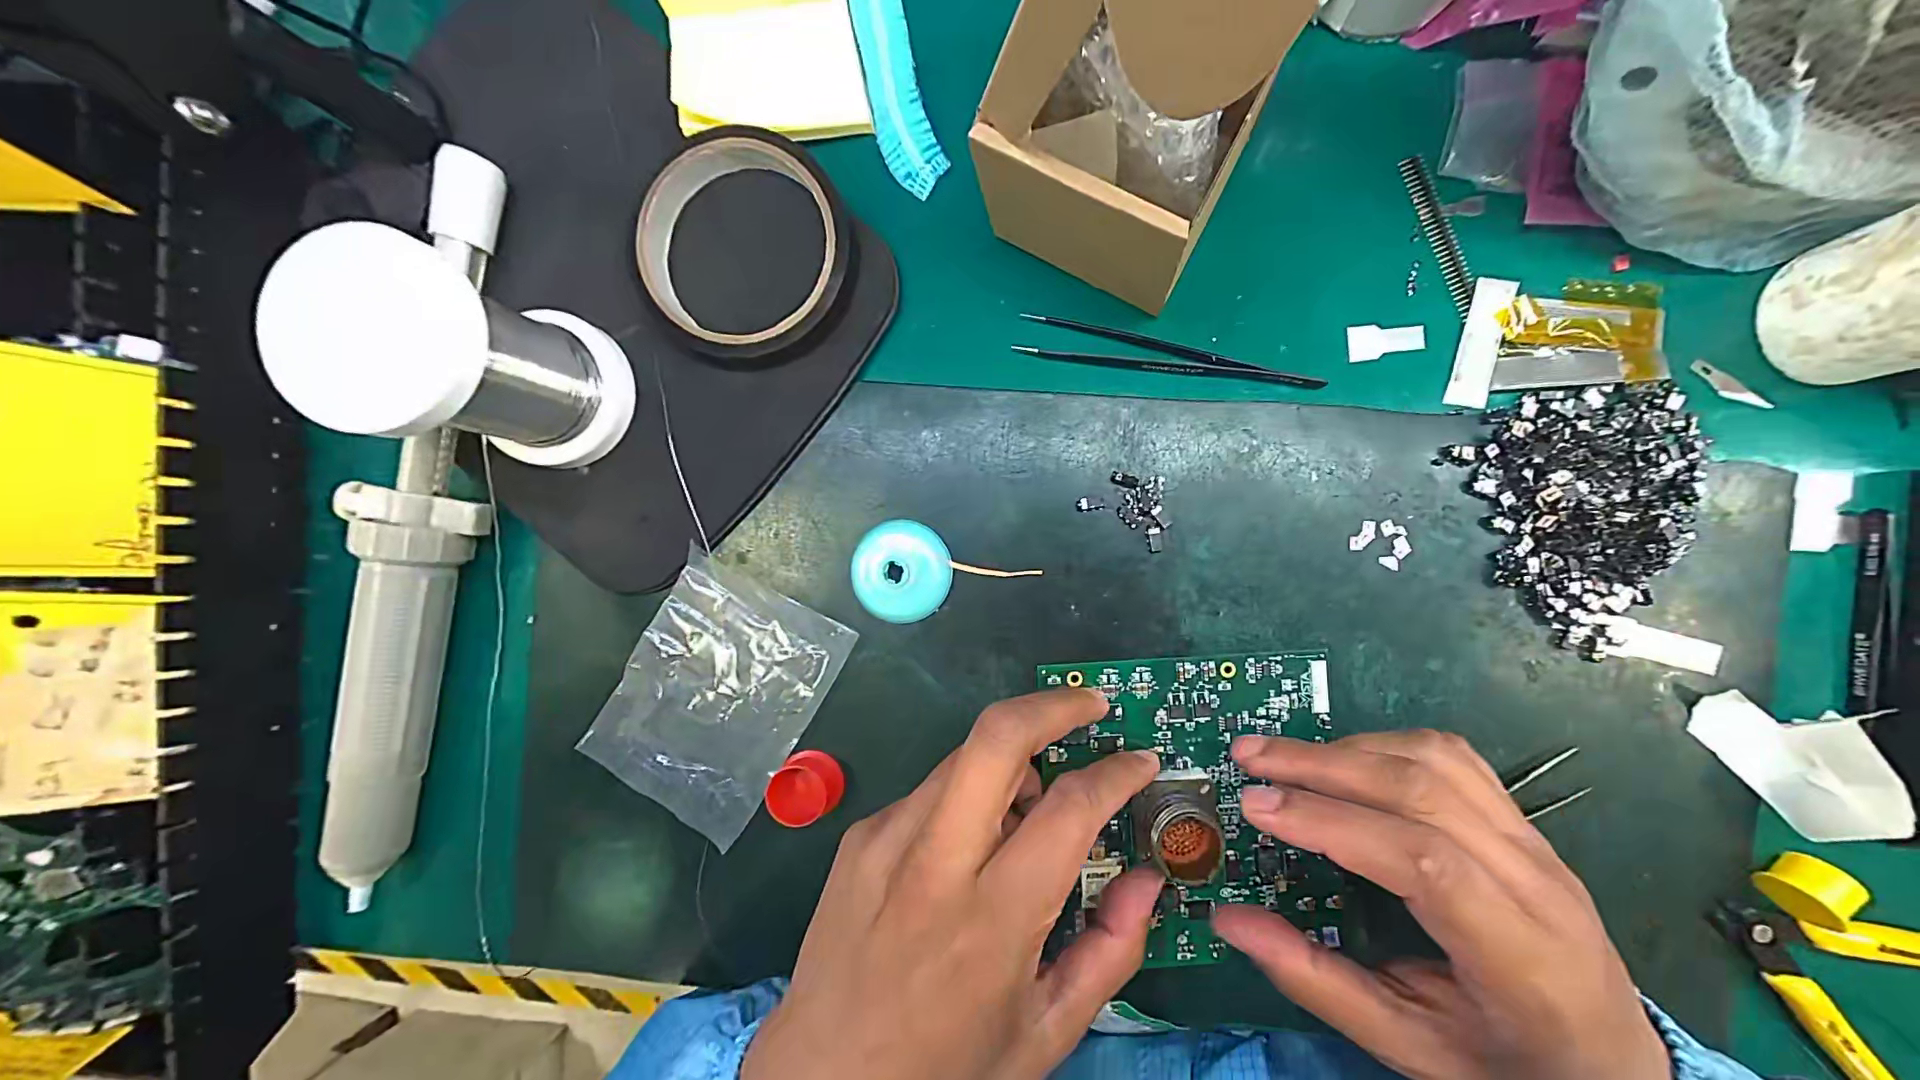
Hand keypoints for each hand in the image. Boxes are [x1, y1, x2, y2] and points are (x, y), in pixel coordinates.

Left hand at [742, 690, 1161, 1079]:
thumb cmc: (945, 1069)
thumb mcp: (1044, 1032)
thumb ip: (1109, 950)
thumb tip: (1145, 878)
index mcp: (991, 919)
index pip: (1067, 810)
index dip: (1115, 773)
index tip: (1140, 759)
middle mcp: (933, 860)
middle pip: (995, 737)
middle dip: (1052, 705)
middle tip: (1090, 706)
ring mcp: (885, 837)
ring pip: (965, 757)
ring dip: (1012, 761)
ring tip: (1030, 806)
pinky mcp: (859, 835)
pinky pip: (931, 792)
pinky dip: (968, 798)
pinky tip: (969, 847)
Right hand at [1214, 731, 1668, 1079]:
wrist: (1610, 1065)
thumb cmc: (1505, 1062)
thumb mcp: (1406, 1044)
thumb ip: (1314, 980)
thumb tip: (1229, 918)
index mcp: (1522, 958)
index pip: (1423, 860)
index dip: (1330, 822)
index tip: (1255, 806)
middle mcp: (1539, 885)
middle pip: (1422, 790)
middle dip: (1320, 764)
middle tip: (1249, 758)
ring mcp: (1536, 845)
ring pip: (1436, 759)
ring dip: (1348, 747)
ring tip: (1284, 756)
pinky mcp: (1523, 823)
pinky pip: (1452, 757)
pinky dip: (1384, 744)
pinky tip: (1343, 758)